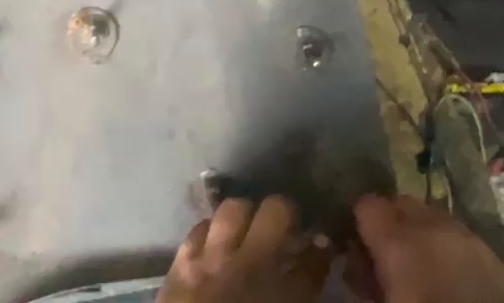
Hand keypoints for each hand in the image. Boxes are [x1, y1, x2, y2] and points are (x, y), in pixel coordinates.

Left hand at [159, 196, 325, 302]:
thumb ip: (297, 297)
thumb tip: (302, 281)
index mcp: (284, 297)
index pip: (313, 261)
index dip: (321, 249)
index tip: (321, 245)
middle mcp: (252, 268)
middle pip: (276, 213)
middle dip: (286, 214)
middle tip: (285, 228)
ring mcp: (213, 259)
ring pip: (235, 209)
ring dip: (246, 214)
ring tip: (249, 227)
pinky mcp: (182, 262)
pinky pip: (200, 228)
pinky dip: (211, 231)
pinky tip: (216, 242)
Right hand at [352, 194, 503, 302]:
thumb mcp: (384, 300)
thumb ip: (365, 275)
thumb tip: (359, 264)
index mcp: (396, 241)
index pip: (367, 204)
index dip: (362, 222)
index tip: (363, 243)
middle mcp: (428, 225)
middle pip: (400, 202)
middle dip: (393, 221)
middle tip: (392, 253)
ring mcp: (461, 232)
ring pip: (431, 214)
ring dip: (422, 230)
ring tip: (424, 261)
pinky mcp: (488, 248)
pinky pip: (457, 232)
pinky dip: (448, 243)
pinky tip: (451, 269)